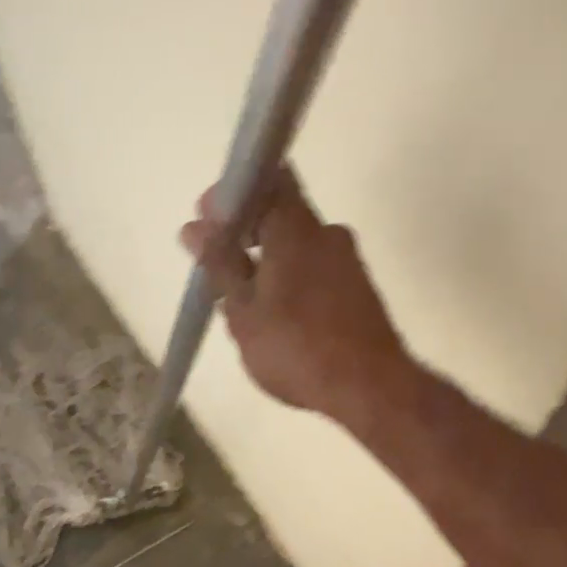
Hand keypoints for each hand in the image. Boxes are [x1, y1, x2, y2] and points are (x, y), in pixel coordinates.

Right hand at [179, 169, 413, 422]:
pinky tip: (276, 320)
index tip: (208, 222)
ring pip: (298, 247)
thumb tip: (195, 227)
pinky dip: (291, 282)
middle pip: (282, 214)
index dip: (234, 192)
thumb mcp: (243, 312)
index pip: (268, 177)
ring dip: (267, 263)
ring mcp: (349, 262)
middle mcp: (328, 233)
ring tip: (243, 306)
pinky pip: (316, 271)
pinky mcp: (359, 290)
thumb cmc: (297, 348)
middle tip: (218, 271)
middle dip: (245, 234)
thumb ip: (220, 266)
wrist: (371, 388)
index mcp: (297, 227)